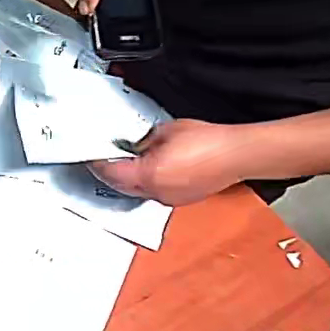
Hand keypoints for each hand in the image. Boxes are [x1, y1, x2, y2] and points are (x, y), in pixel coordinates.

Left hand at [90, 119, 248, 205]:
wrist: (237, 154)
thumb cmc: (208, 141)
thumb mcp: (165, 131)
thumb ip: (143, 140)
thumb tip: (134, 145)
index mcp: (148, 175)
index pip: (111, 172)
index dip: (98, 163)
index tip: (92, 155)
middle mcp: (156, 192)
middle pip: (120, 186)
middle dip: (109, 173)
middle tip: (103, 159)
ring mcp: (169, 199)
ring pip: (136, 192)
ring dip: (126, 179)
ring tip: (123, 163)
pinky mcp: (181, 199)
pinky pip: (153, 193)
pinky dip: (144, 183)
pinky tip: (148, 169)